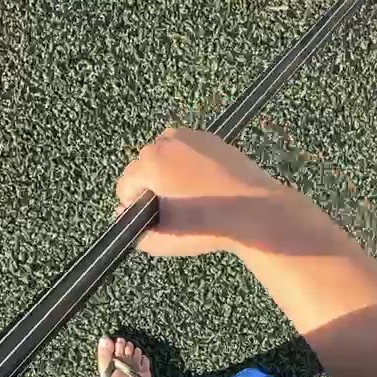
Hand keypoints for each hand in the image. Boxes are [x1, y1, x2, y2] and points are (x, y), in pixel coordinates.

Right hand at [114, 127, 326, 257]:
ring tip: (187, 198)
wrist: (252, 211)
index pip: (126, 183)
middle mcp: (167, 141)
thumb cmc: (207, 226)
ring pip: (166, 156)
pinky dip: (188, 166)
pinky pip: (188, 151)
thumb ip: (135, 231)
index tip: (145, 216)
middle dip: (152, 185)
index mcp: (150, 163)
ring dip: (168, 173)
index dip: (132, 204)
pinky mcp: (211, 138)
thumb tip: (123, 217)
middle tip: (170, 209)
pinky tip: (201, 187)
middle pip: (145, 165)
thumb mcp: (164, 240)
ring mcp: (191, 136)